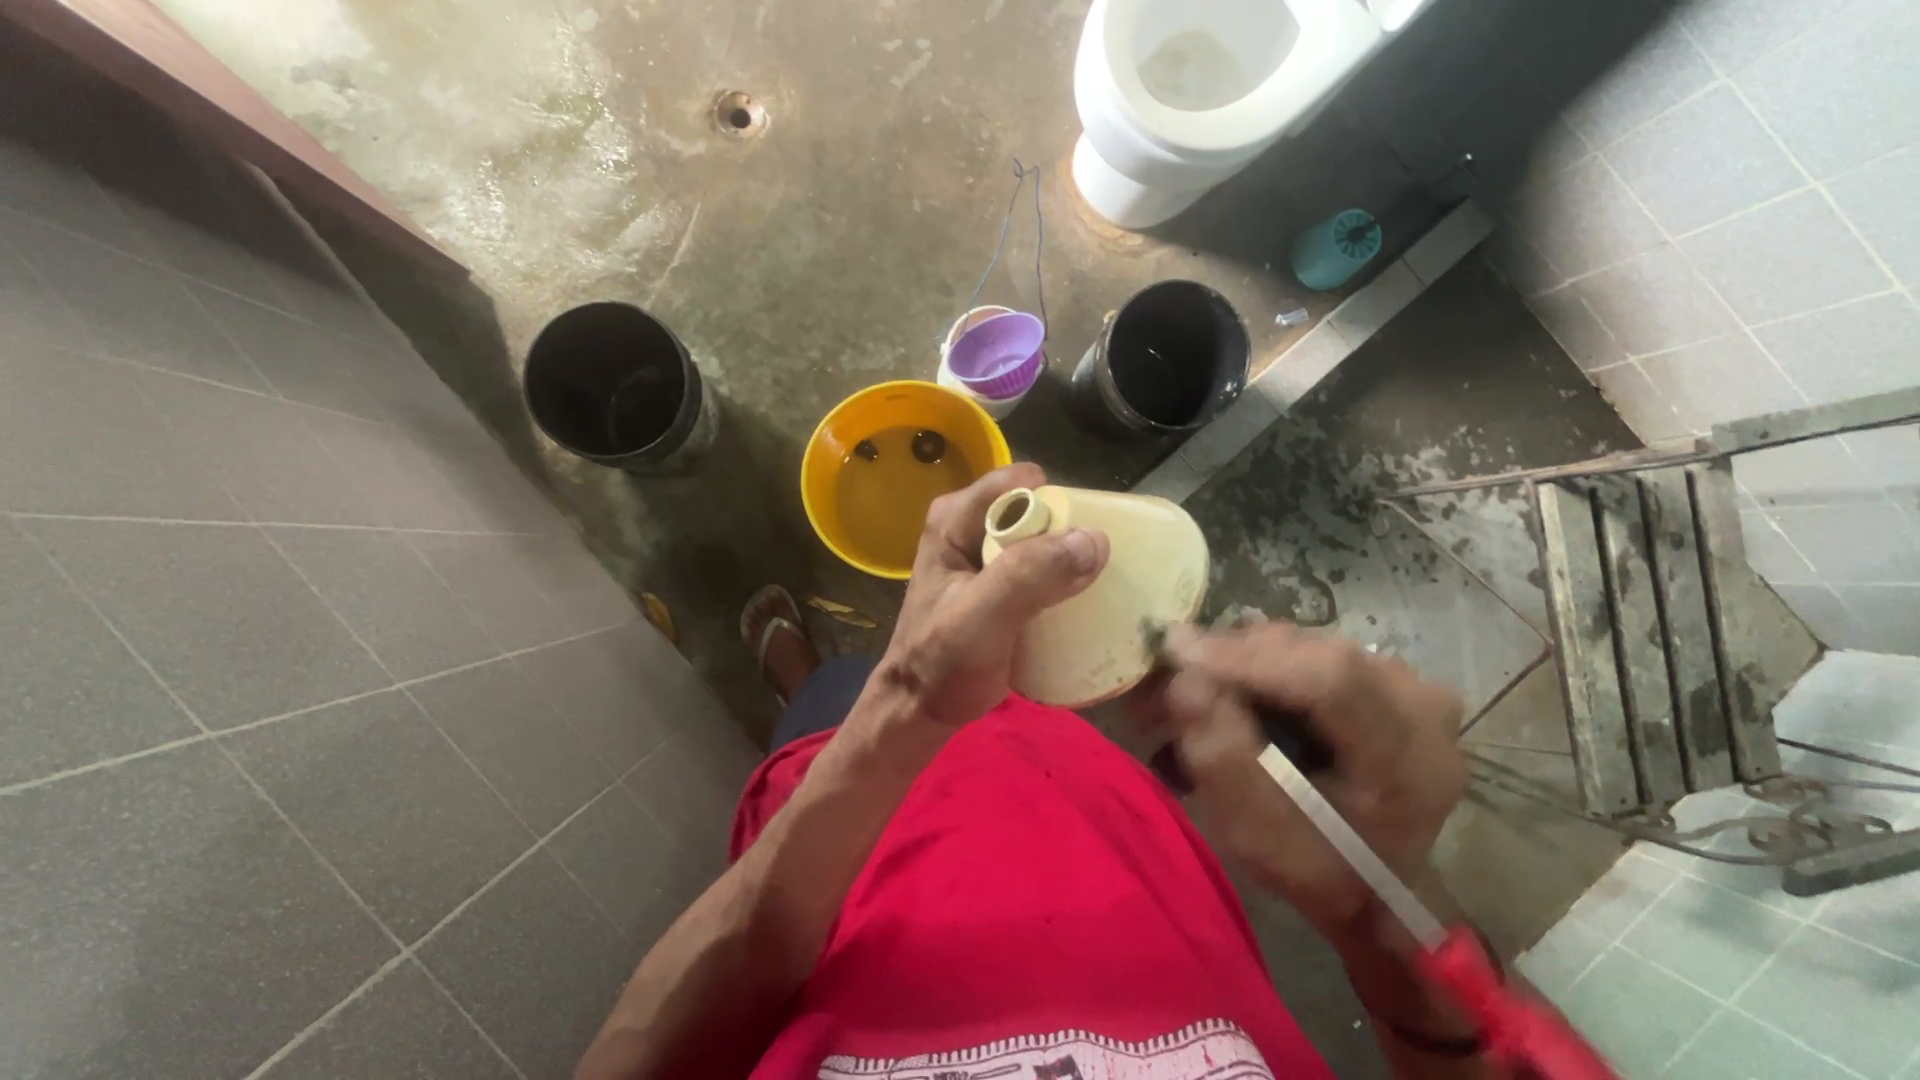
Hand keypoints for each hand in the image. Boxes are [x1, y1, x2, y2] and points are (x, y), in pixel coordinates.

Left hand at [873, 463, 1108, 728]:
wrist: (920, 708)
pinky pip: (1041, 564)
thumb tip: (1093, 539)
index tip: (1082, 548)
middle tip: (1089, 575)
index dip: (1058, 508)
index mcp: (955, 517)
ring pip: (1043, 537)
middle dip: (1069, 534)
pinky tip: (1074, 603)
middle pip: (1038, 507)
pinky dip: (1060, 578)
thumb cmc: (942, 662)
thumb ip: (1029, 575)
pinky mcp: (998, 581)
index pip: (1023, 484)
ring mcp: (983, 552)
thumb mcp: (983, 617)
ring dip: (1069, 559)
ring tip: (1088, 591)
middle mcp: (969, 523)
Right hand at [1155, 622, 1465, 945]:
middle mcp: (1422, 705)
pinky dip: (1262, 664)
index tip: (1175, 651)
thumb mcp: (1258, 833)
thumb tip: (1185, 681)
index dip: (1248, 658)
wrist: (1370, 885)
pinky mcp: (1386, 677)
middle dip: (1231, 659)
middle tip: (1167, 678)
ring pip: (1307, 645)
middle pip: (1313, 653)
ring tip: (1189, 689)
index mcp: (1408, 757)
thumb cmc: (1316, 867)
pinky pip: (1312, 651)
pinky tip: (1229, 687)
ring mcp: (1409, 685)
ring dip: (1240, 660)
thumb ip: (1222, 759)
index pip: (1330, 679)